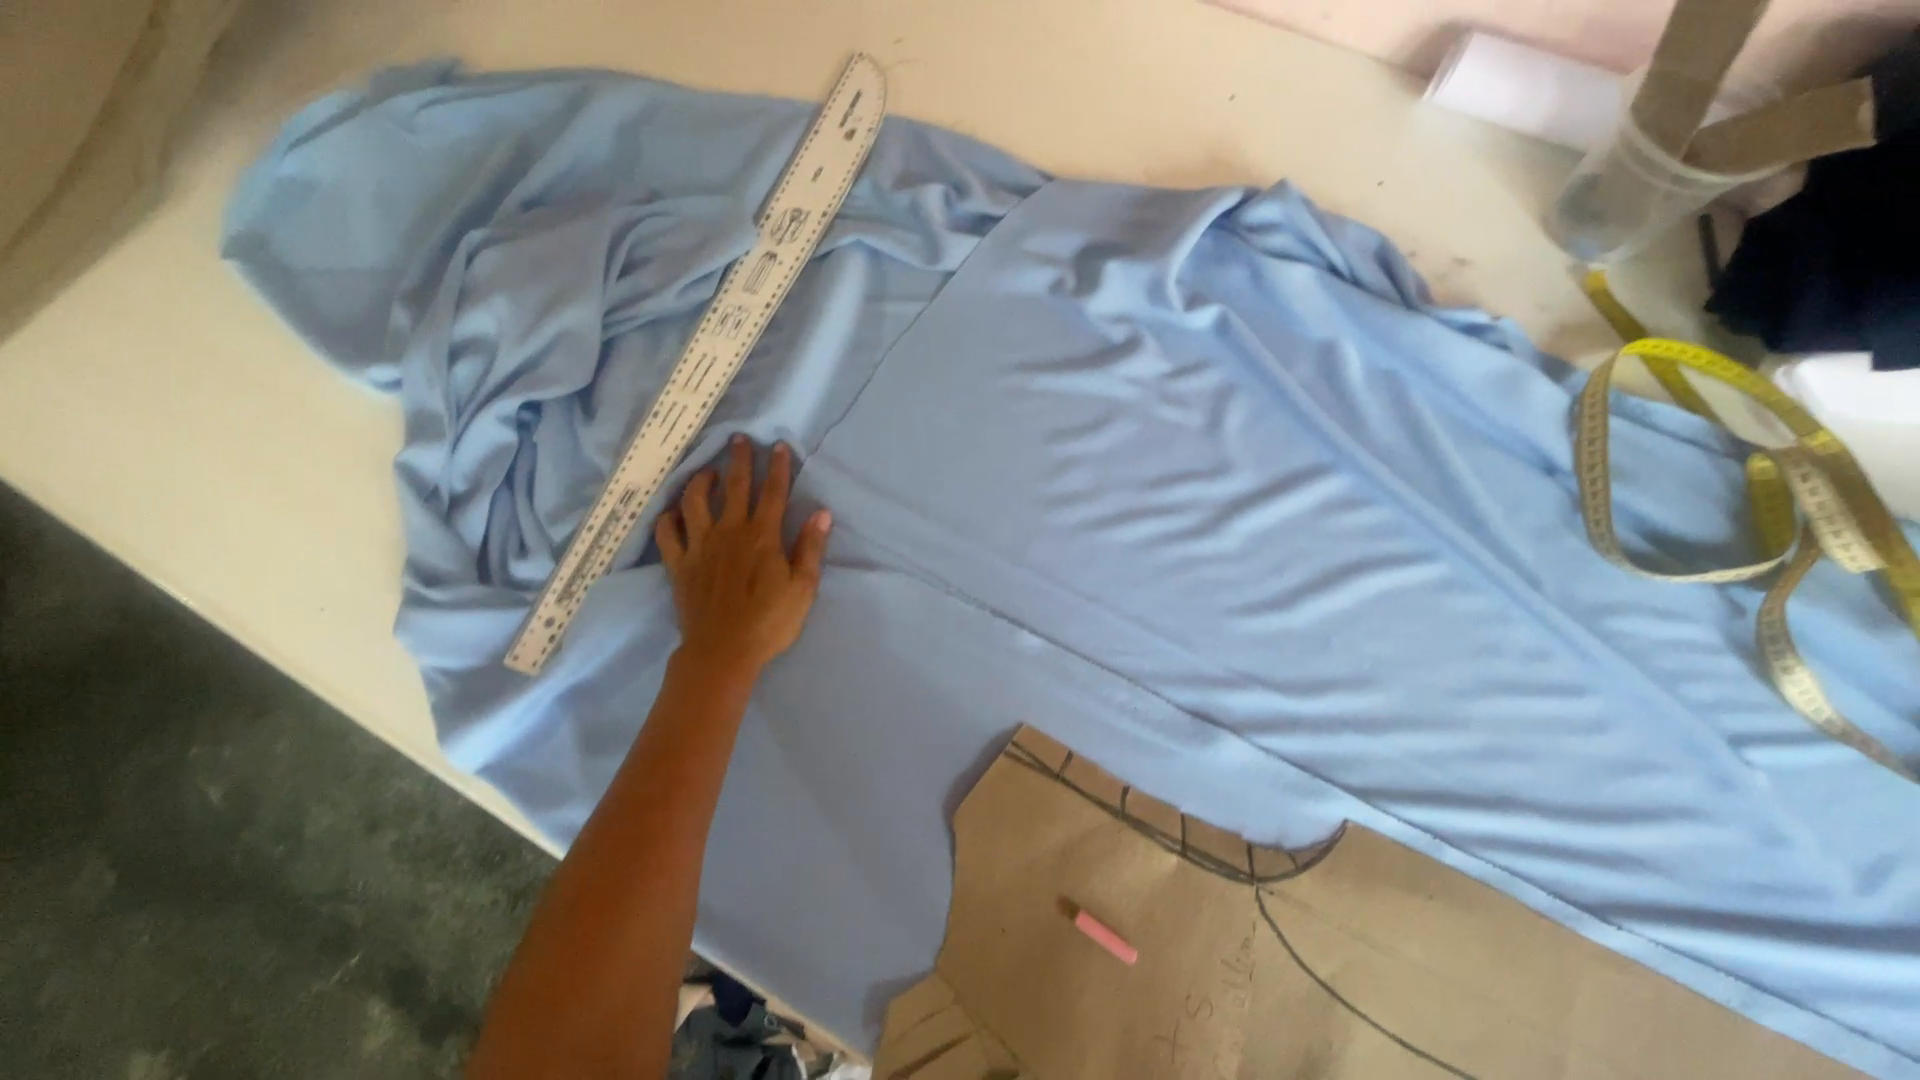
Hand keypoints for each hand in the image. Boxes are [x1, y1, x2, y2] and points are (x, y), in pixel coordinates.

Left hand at [654, 436, 831, 676]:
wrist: (722, 651)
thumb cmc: (769, 622)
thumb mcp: (803, 588)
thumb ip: (811, 548)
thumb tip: (822, 513)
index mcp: (762, 536)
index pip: (773, 492)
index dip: (778, 467)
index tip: (779, 446)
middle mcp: (729, 531)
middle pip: (734, 485)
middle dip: (739, 459)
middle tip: (739, 439)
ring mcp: (699, 545)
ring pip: (694, 500)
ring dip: (700, 481)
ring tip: (707, 471)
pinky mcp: (678, 564)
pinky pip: (667, 533)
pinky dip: (668, 518)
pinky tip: (672, 511)